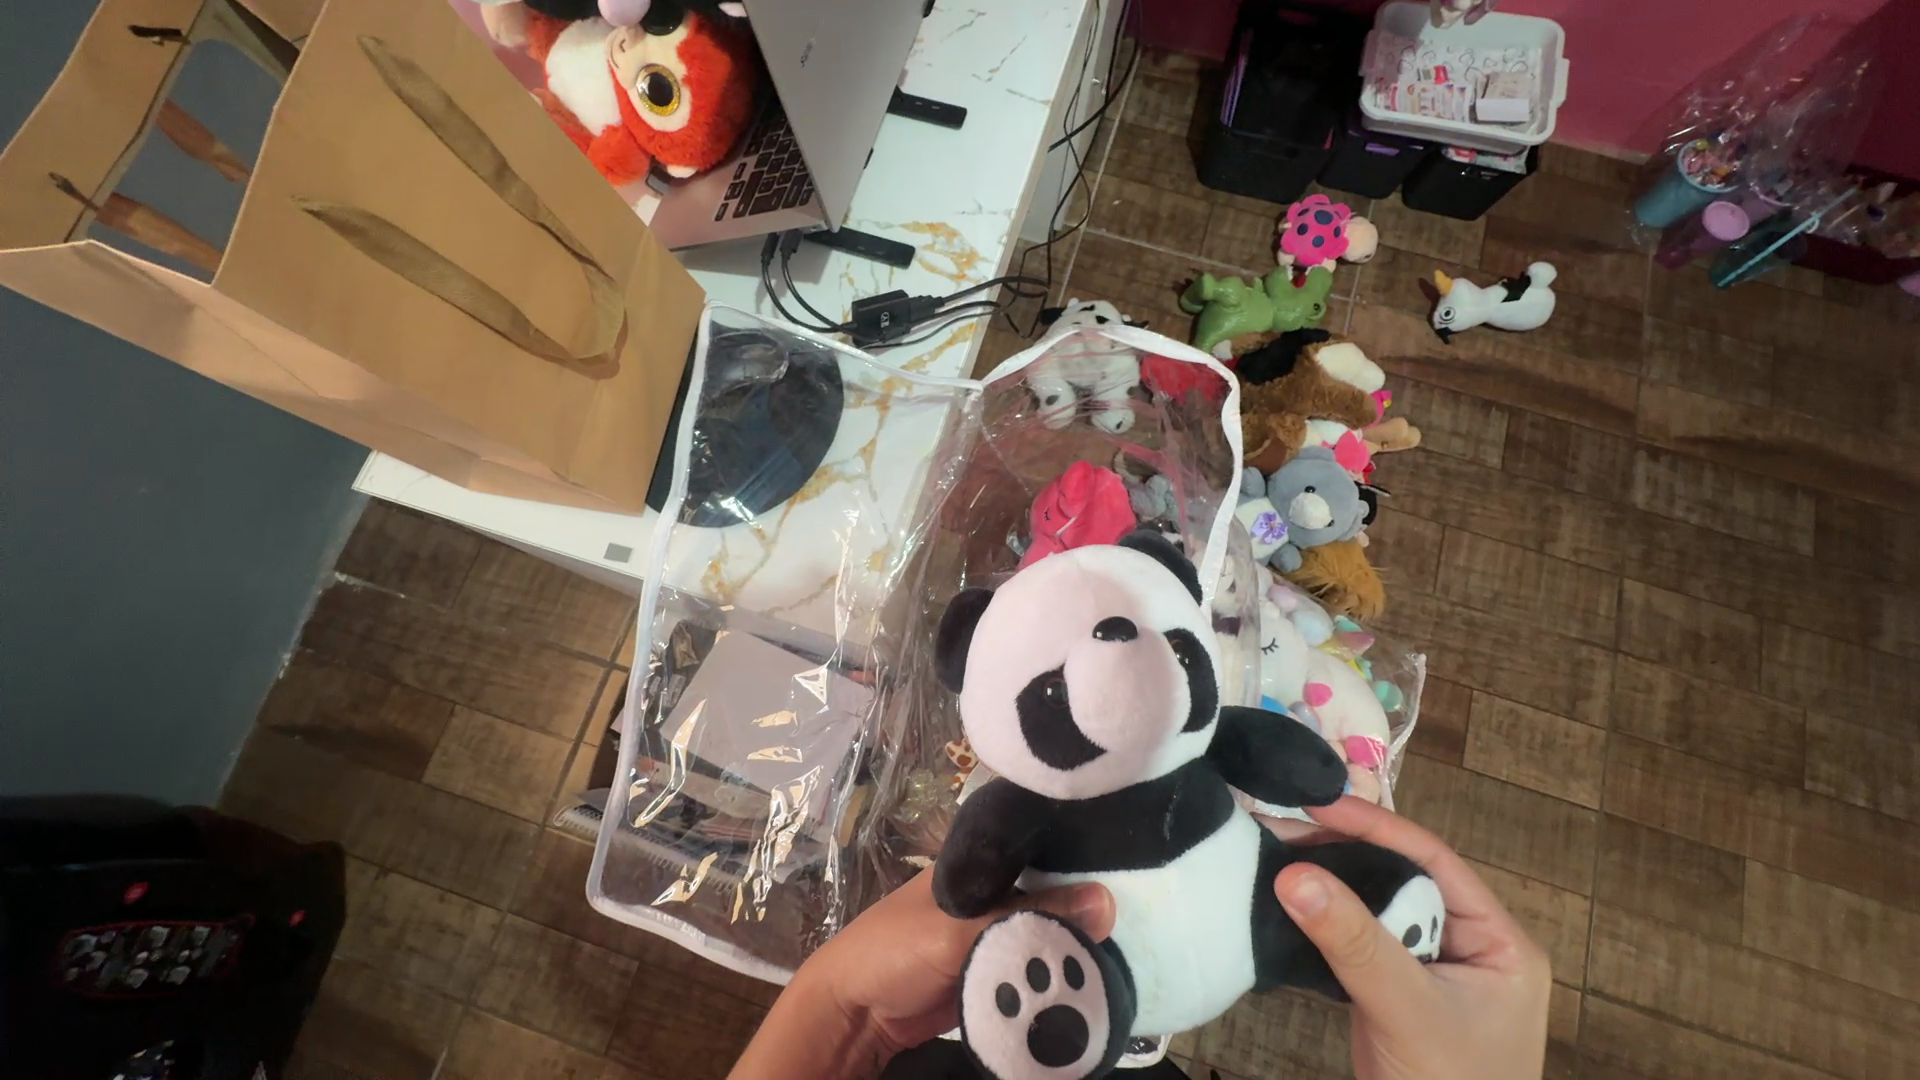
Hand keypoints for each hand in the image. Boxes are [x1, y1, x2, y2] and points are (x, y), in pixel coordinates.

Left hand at [729, 871, 1114, 1079]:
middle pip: (1050, 892)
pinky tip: (1093, 977)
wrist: (853, 1011)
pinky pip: (1034, 967)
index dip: (1082, 856)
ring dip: (1074, 945)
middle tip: (1139, 917)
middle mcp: (992, 889)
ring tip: (1126, 950)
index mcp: (980, 860)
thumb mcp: (961, 929)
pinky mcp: (994, 971)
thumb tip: (1107, 900)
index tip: (1132, 867)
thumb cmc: (897, 947)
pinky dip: (1056, 974)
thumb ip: (1029, 916)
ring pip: (1046, 931)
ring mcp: (993, 932)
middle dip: (1085, 907)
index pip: (1041, 846)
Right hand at [1274, 797, 1550, 1079]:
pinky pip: (1356, 931)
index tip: (1315, 802)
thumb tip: (1291, 872)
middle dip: (1340, 849)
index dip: (1374, 824)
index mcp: (1498, 939)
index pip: (1433, 859)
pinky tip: (1284, 895)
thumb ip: (1353, 941)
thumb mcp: (1407, 1010)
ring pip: (1373, 900)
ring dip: (1326, 879)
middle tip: (1280, 826)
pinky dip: (1322, 914)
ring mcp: (1428, 962)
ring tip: (1272, 849)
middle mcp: (1466, 941)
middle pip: (1399, 874)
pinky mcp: (1392, 981)